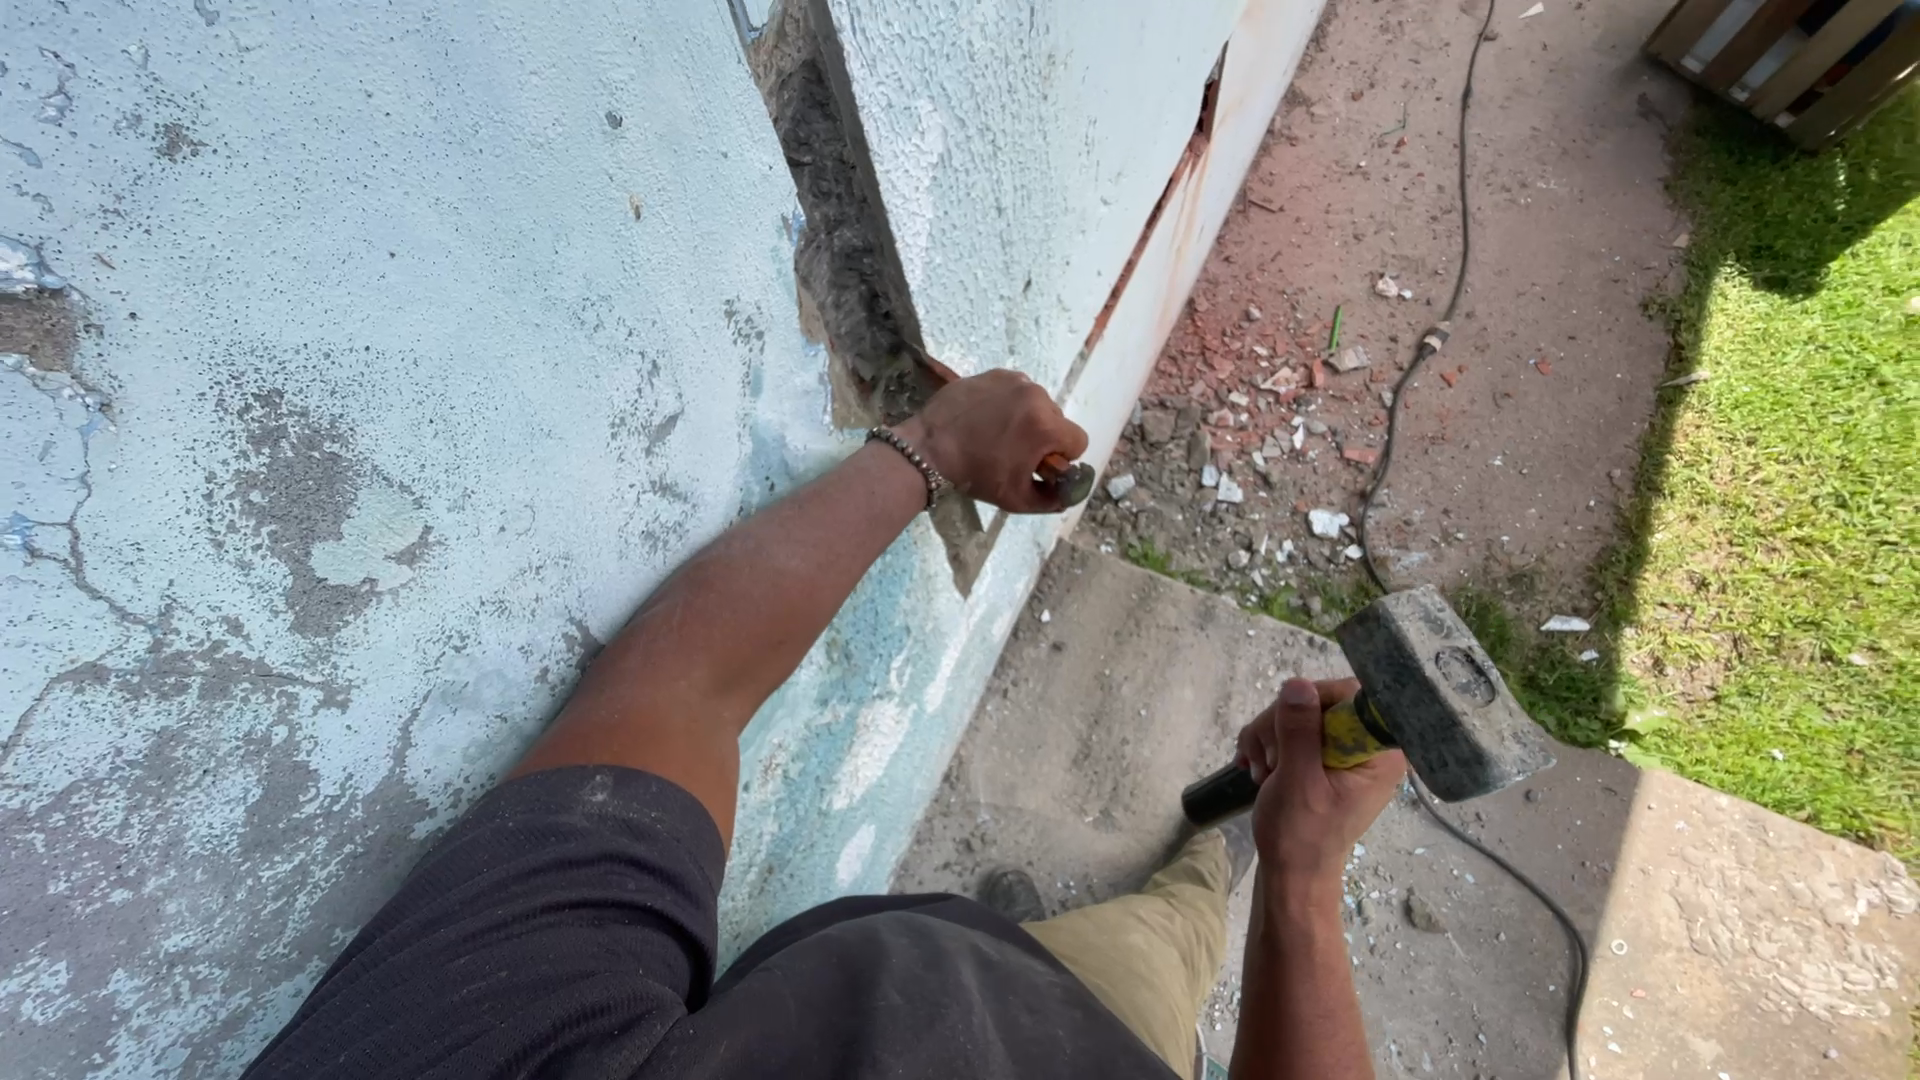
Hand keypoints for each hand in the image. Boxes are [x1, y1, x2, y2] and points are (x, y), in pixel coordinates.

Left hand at [892, 369, 1089, 513]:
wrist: (929, 449)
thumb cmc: (974, 475)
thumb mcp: (1017, 498)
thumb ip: (1051, 499)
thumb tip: (1068, 494)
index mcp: (1046, 426)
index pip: (1078, 440)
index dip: (1063, 456)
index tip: (1041, 463)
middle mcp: (1035, 396)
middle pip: (1057, 419)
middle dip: (1044, 436)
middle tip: (1015, 451)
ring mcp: (1014, 381)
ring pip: (1037, 403)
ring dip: (1027, 418)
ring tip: (998, 433)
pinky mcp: (994, 374)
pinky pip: (1016, 389)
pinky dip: (1009, 403)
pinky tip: (988, 418)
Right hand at [1234, 678, 1405, 903]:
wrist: (1291, 872)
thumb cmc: (1301, 834)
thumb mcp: (1298, 781)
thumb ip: (1299, 732)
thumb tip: (1297, 684)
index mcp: (1378, 753)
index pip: (1351, 695)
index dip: (1314, 699)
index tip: (1287, 723)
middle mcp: (1364, 746)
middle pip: (1316, 701)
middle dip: (1281, 724)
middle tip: (1267, 758)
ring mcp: (1340, 751)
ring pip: (1295, 713)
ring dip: (1267, 736)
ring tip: (1260, 770)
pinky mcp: (1319, 758)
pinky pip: (1287, 730)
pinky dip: (1265, 744)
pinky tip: (1257, 768)